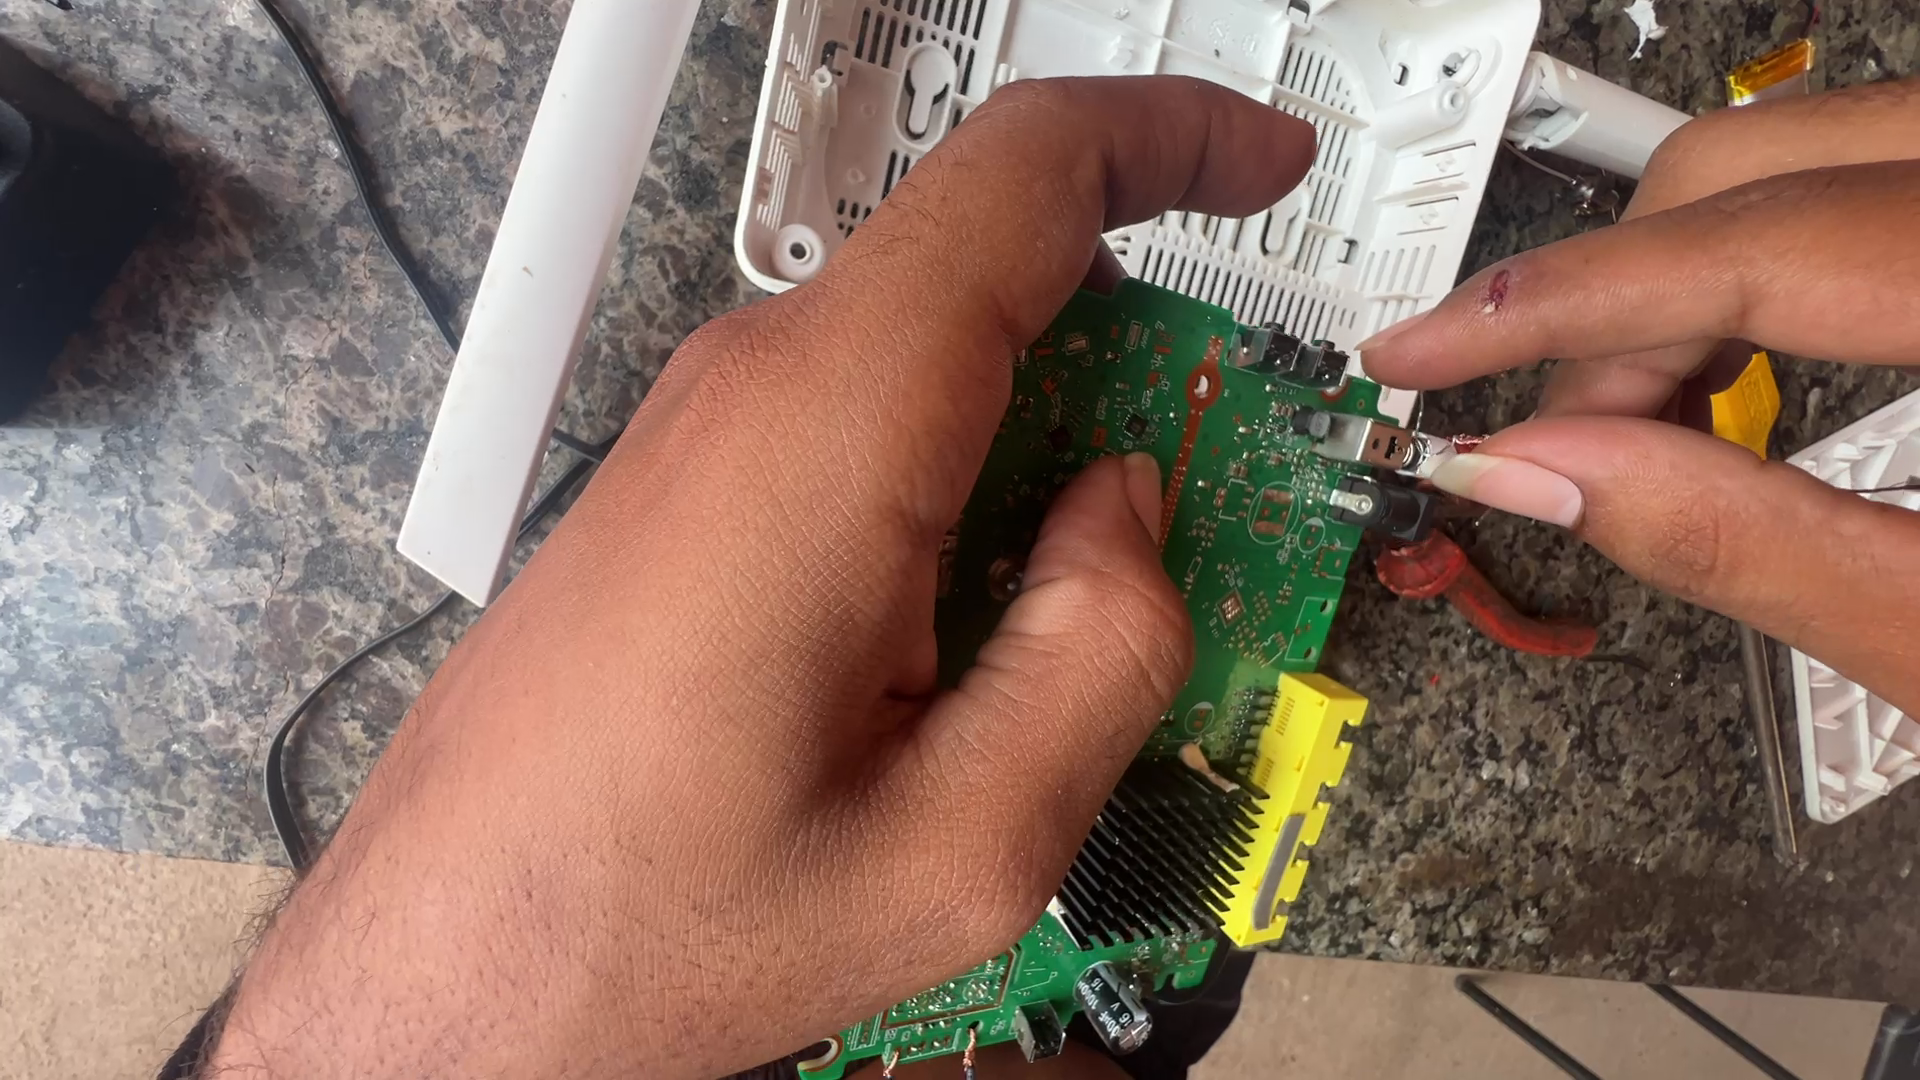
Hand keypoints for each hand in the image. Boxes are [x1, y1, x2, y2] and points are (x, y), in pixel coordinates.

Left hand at [208, 78, 1315, 1078]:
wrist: (449, 963)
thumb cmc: (666, 927)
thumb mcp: (959, 847)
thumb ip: (1098, 654)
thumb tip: (1124, 509)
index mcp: (835, 432)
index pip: (1023, 180)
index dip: (1170, 138)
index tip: (1266, 165)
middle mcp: (763, 389)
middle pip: (994, 272)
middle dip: (1131, 350)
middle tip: (1198, 488)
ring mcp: (720, 429)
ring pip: (945, 354)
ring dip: (1051, 435)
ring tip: (1077, 593)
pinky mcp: (706, 483)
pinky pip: (881, 418)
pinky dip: (974, 472)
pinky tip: (981, 608)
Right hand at [1359, 79, 1919, 717]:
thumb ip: (1731, 542)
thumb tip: (1524, 475)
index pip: (1767, 247)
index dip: (1551, 306)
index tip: (1415, 354)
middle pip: (1758, 165)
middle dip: (1608, 316)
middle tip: (1558, 438)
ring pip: (1794, 160)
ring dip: (1666, 299)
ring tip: (1648, 421)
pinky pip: (1848, 189)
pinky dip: (1741, 285)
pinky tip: (1737, 379)